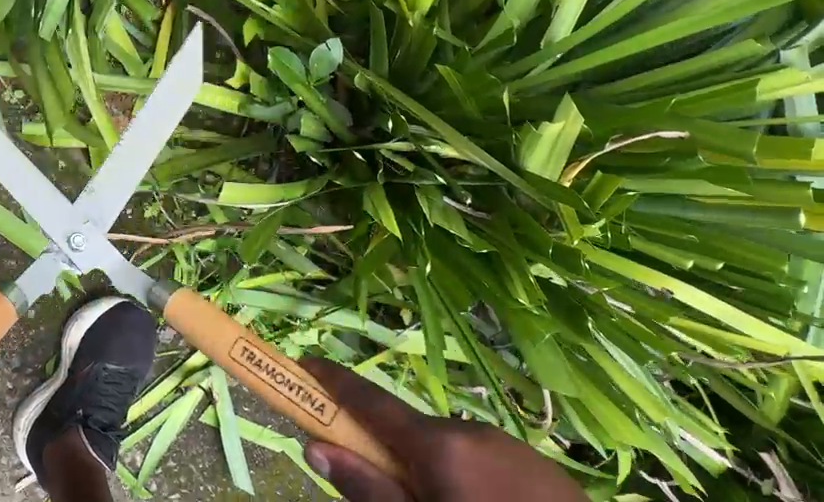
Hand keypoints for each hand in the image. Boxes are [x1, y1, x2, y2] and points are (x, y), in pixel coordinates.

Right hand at [301, 359, 587, 501]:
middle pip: (410, 429)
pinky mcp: (550, 471)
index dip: (331, 380)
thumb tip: (314, 447)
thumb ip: (368, 490)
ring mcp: (516, 448)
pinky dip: (474, 478)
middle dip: (390, 448)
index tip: (302, 363)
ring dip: (435, 466)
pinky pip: (490, 462)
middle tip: (389, 486)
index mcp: (437, 443)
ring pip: (452, 447)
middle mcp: (472, 430)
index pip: (368, 399)